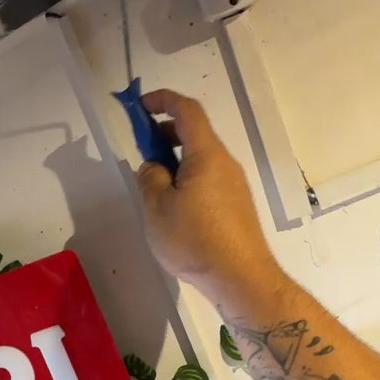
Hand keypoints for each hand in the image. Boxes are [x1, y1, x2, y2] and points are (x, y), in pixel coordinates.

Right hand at [136, 90, 287, 315]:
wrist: (240, 278)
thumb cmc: (195, 239)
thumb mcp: (157, 207)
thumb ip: (150, 177)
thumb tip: (154, 167)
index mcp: (206, 155)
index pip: (187, 111)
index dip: (163, 100)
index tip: (139, 106)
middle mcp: (225, 163)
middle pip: (194, 134)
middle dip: (164, 134)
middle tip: (141, 153)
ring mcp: (234, 185)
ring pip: (200, 160)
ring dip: (174, 161)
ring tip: (153, 190)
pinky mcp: (235, 206)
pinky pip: (207, 180)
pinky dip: (187, 179)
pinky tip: (173, 210)